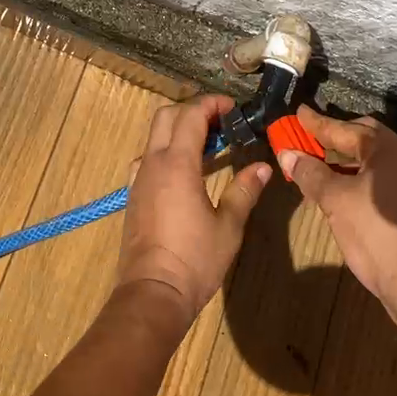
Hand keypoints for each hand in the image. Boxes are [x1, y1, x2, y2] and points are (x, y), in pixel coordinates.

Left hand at [117, 95, 273, 324]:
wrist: (152, 291)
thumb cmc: (194, 259)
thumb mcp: (228, 226)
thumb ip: (244, 191)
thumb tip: (262, 167)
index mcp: (177, 163)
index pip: (191, 115)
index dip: (211, 104)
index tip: (232, 106)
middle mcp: (153, 162)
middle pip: (166, 116)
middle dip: (192, 110)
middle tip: (220, 121)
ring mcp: (139, 177)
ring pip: (154, 136)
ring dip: (178, 129)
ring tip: (208, 145)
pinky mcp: (134, 194)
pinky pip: (147, 158)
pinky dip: (165, 151)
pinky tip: (184, 171)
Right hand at [279, 106, 396, 323]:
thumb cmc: (377, 234)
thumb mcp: (335, 201)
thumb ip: (310, 173)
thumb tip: (287, 154)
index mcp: (389, 148)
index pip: (343, 128)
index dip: (316, 123)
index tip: (298, 113)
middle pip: (364, 138)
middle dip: (335, 139)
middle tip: (309, 140)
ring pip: (375, 161)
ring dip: (347, 161)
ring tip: (321, 168)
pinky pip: (385, 180)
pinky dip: (362, 179)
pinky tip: (345, 192)